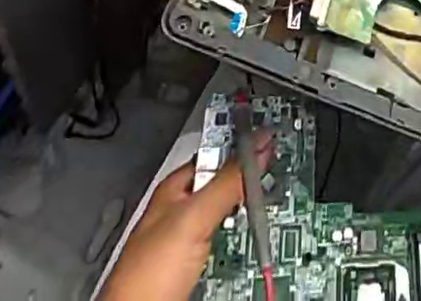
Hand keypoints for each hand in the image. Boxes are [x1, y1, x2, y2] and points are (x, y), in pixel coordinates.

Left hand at [102, 130, 273, 300]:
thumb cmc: (145, 277)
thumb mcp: (192, 219)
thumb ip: (225, 183)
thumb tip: (255, 151)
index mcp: (176, 190)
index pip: (217, 154)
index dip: (242, 147)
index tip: (271, 143)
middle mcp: (183, 213)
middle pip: (226, 187)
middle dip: (250, 184)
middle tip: (276, 180)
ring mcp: (190, 243)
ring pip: (229, 219)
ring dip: (250, 216)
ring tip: (270, 212)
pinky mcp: (196, 270)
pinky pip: (228, 248)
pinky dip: (244, 245)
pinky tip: (254, 248)